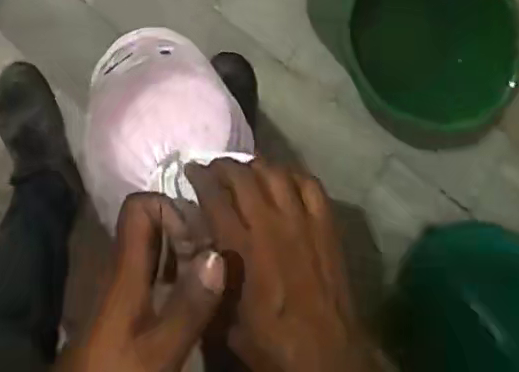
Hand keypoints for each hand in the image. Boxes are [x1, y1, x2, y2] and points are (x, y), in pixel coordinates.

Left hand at [56, 193, 226, 371]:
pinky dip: (175, 281)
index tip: (198, 241)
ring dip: (183, 258)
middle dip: (185, 234)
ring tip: (212, 280)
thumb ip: (188, 305)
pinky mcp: (124, 313)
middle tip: (214, 262)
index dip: (170, 210)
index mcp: (124, 267)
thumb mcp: (159, 350)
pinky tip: (194, 303)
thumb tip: (217, 254)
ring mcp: (120, 290)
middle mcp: (120, 269)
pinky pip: (152, 278)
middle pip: (150, 227)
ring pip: (153, 253)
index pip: (139, 206)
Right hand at [186, 159, 381, 371]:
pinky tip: (282, 180)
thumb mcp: (225, 322)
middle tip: (213, 169)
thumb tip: (192, 247)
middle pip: (242, 175)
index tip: (189, 170)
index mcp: (242, 248)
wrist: (328, 357)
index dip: (199, 177)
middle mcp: (270, 224)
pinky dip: (291, 175)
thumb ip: (207, 280)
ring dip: (255, 166)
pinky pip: (308, 183)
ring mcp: (302, 221)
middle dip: (222, 165)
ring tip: (246, 170)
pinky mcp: (326, 225)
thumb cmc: (272, 342)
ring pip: (274, 172)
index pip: (214, 196)